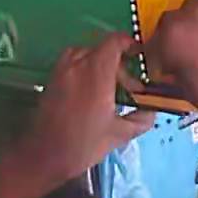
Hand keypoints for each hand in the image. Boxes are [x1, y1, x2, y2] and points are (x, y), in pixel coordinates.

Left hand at [5, 34, 155, 191]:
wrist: (45, 155)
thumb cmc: (84, 144)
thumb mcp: (120, 133)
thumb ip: (142, 118)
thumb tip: (152, 109)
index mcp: (96, 72)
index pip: (114, 42)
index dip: (129, 44)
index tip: (139, 55)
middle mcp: (77, 64)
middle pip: (102, 50)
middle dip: (119, 66)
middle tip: (130, 90)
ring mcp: (61, 70)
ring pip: (86, 55)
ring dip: (101, 65)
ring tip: (110, 88)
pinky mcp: (52, 79)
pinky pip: (72, 63)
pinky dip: (85, 69)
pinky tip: (92, 91)